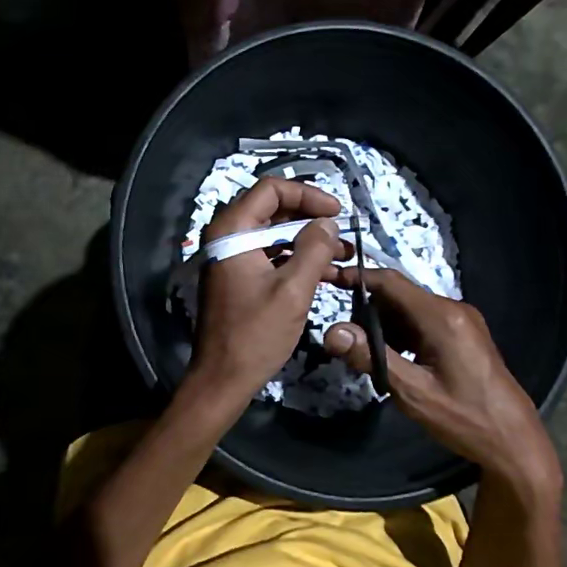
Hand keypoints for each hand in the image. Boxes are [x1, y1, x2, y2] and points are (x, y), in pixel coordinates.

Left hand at [191, 179, 348, 400]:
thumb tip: (328, 222)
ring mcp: (228, 258)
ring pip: (272, 234)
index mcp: (230, 231)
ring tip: (343, 255)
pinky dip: (294, 259)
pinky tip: (324, 274)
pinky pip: (268, 255)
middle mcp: (224, 237)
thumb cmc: (256, 334)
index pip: (271, 189)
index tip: (337, 212)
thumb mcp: (293, 290)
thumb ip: (314, 249)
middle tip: (343, 234)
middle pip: (272, 209)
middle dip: (310, 218)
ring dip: (306, 241)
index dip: (308, 194)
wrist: (222, 378)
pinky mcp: (236, 277)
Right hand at [323, 268, 561, 509]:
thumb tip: (332, 331)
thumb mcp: (413, 392)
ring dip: (384, 326)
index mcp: (442, 317)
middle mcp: (453, 310)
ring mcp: (461, 322)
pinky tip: (391, 360)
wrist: (515, 443)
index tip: (328, 280)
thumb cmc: (465, 418)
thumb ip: (371, 357)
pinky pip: (422, 323)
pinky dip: (401, 335)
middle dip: (367, 310)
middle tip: (343, 336)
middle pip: (398, 295)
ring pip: (409, 310)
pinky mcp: (463, 335)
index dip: (357, 277)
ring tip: (363, 354)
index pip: (391, 282)